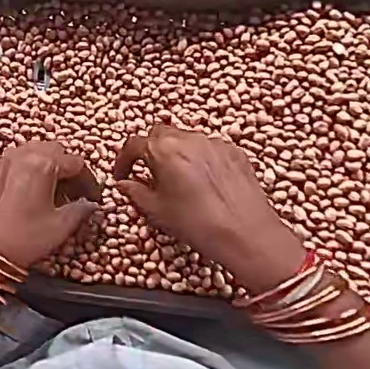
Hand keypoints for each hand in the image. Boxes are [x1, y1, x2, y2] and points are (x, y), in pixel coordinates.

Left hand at [0, 141, 101, 269]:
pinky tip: (32, 193)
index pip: (75, 163)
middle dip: (68, 169)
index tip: (93, 198)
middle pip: (54, 151)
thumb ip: (80, 210)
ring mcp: (2, 161)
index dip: (88, 181)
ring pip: (33, 153)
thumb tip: (90, 205)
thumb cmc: (19, 239)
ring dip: (48, 167)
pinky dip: (29, 170)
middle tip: (75, 193)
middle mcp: (21, 155)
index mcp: (41, 163)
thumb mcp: (58, 227)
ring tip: (54, 193)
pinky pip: (16, 161)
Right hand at [112, 124, 305, 288]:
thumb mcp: (157, 210)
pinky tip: (202, 183)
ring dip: (175, 153)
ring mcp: (214, 143)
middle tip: (147, 174)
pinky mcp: (234, 152)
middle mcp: (189, 139)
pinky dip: (199, 159)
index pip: (133, 145)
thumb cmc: (198, 223)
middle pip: (159, 134)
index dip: (123, 160)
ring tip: (176, 180)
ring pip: (185, 139)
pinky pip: (209, 148)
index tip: (122, 175)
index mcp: (164, 150)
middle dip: (149, 151)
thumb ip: (135, 192)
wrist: (246, 234)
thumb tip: (124, 184)